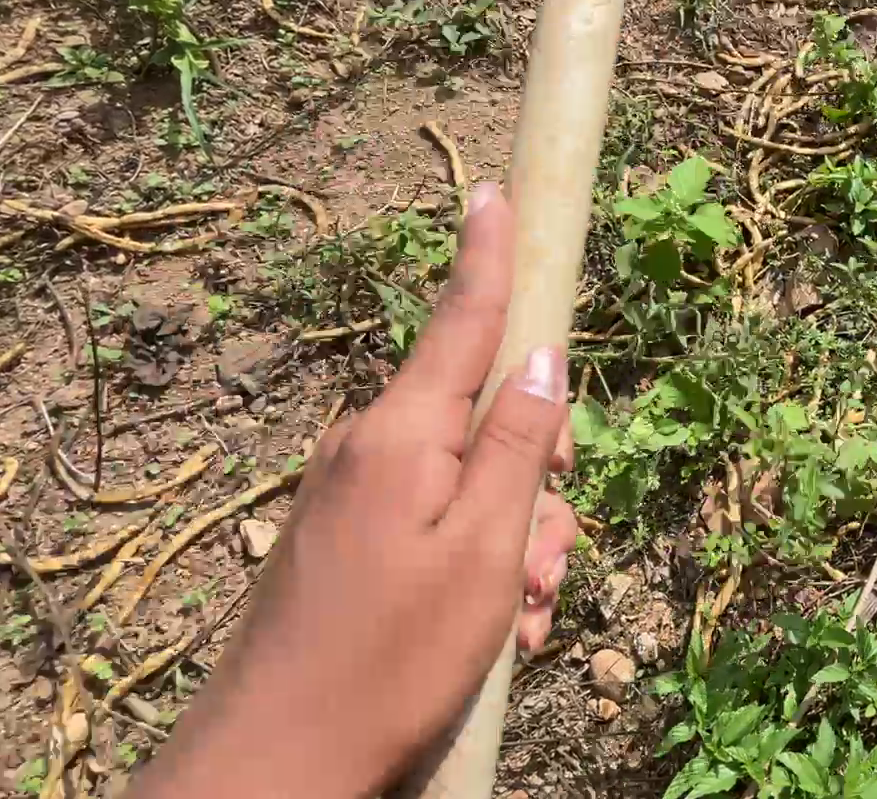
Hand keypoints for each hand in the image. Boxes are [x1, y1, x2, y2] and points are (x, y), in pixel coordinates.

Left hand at [135, 182, 578, 798]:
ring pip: (480, 473)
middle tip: (549, 548)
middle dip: (542, 470)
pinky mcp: (358, 534)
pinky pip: (450, 516)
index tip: (490, 191)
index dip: (486, 254)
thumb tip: (545, 358)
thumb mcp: (488, 544)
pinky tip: (498, 623)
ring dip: (522, 531)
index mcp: (402, 436)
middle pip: (493, 413)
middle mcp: (375, 448)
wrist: (274, 780)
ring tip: (523, 607)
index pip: (461, 320)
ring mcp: (360, 493)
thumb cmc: (394, 657)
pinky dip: (488, 558)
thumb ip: (520, 440)